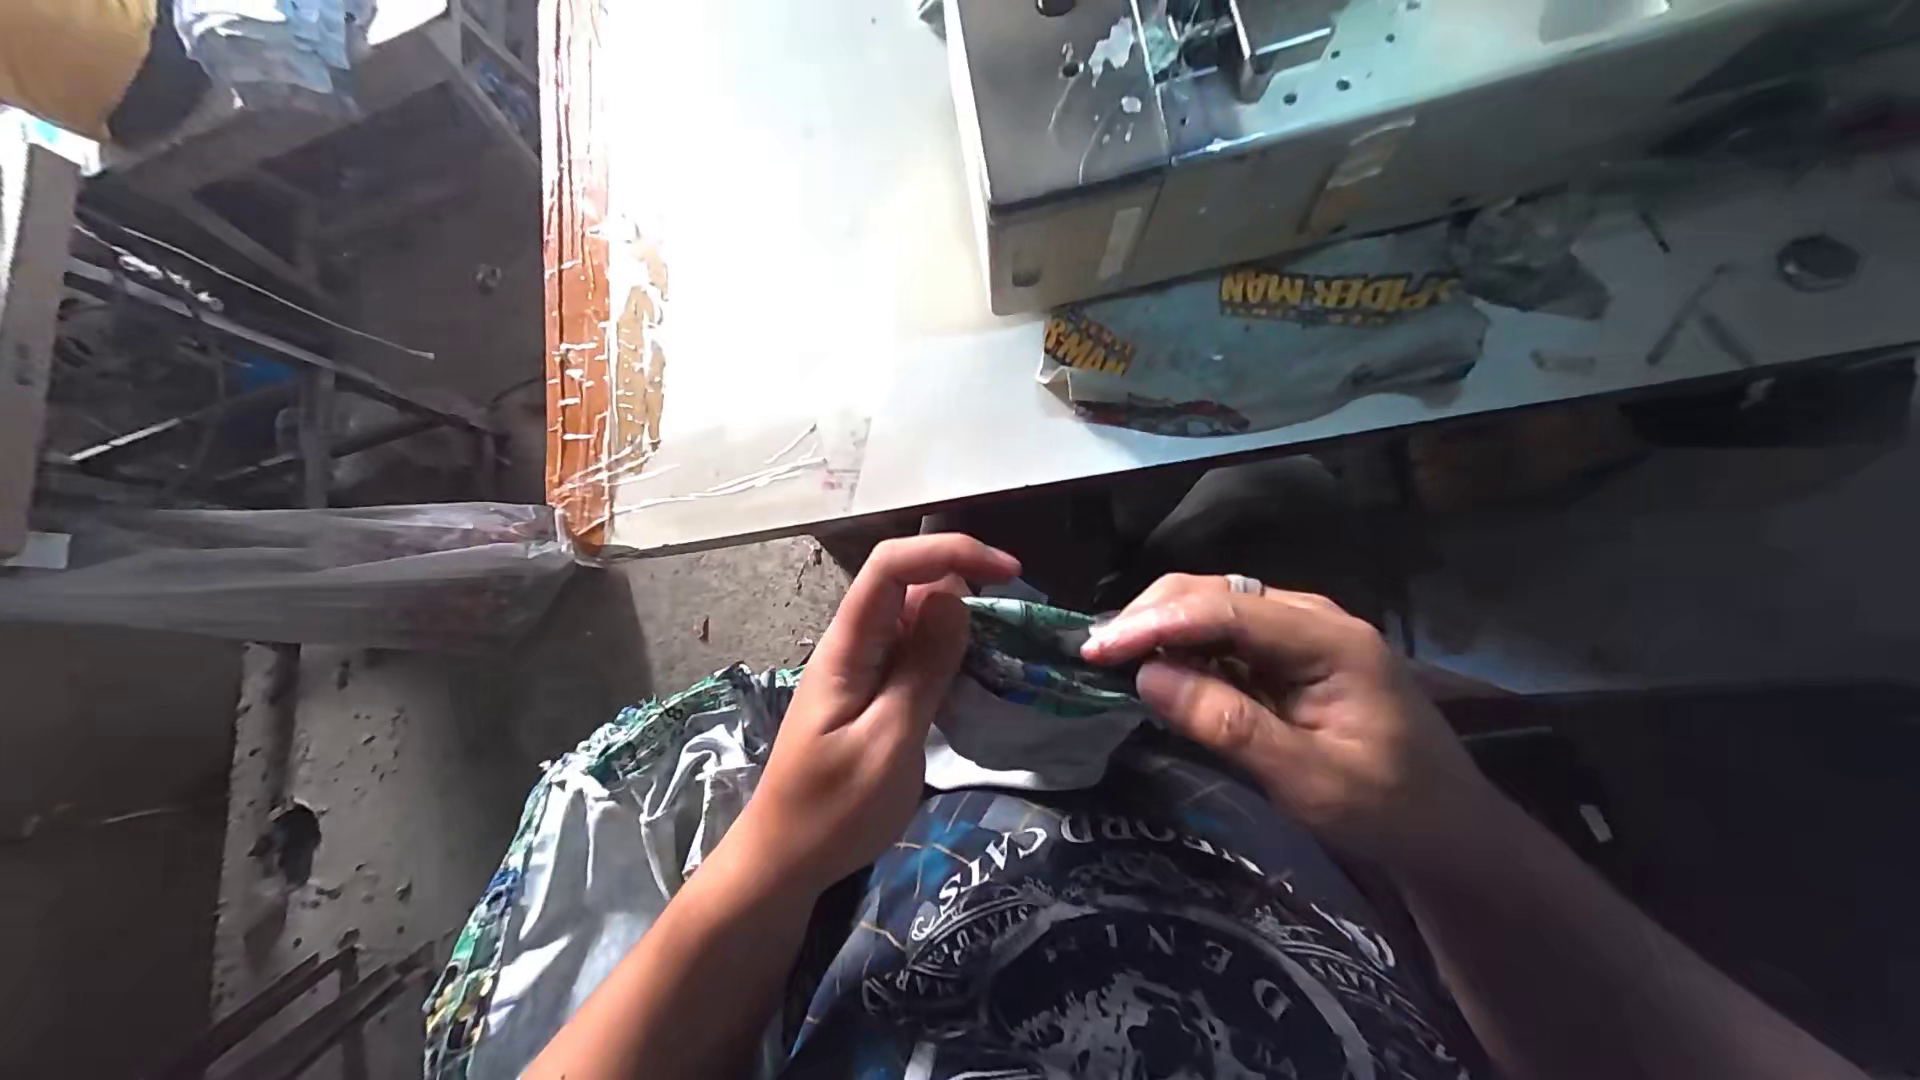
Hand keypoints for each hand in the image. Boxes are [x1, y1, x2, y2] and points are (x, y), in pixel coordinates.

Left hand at [729, 535, 1019, 896]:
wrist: (786, 861)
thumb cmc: (832, 812)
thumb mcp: (888, 743)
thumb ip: (922, 668)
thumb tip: (956, 598)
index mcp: (848, 645)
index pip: (891, 565)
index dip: (950, 550)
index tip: (1008, 573)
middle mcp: (855, 642)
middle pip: (910, 581)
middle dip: (965, 583)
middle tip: (1014, 626)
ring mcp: (865, 664)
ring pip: (919, 615)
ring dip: (963, 621)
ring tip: (1002, 654)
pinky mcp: (876, 687)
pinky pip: (919, 650)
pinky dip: (952, 652)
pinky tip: (975, 678)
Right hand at [1080, 574, 1498, 870]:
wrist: (1448, 829)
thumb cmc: (1387, 809)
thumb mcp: (1307, 781)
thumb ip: (1227, 725)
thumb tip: (1147, 676)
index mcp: (1328, 640)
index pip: (1225, 610)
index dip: (1155, 624)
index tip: (1098, 650)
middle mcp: (1310, 617)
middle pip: (1212, 592)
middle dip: (1148, 617)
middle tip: (1097, 655)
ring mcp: (1297, 628)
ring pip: (1210, 605)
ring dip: (1159, 627)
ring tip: (1114, 659)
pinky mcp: (1284, 648)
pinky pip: (1220, 632)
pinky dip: (1180, 645)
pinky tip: (1156, 666)